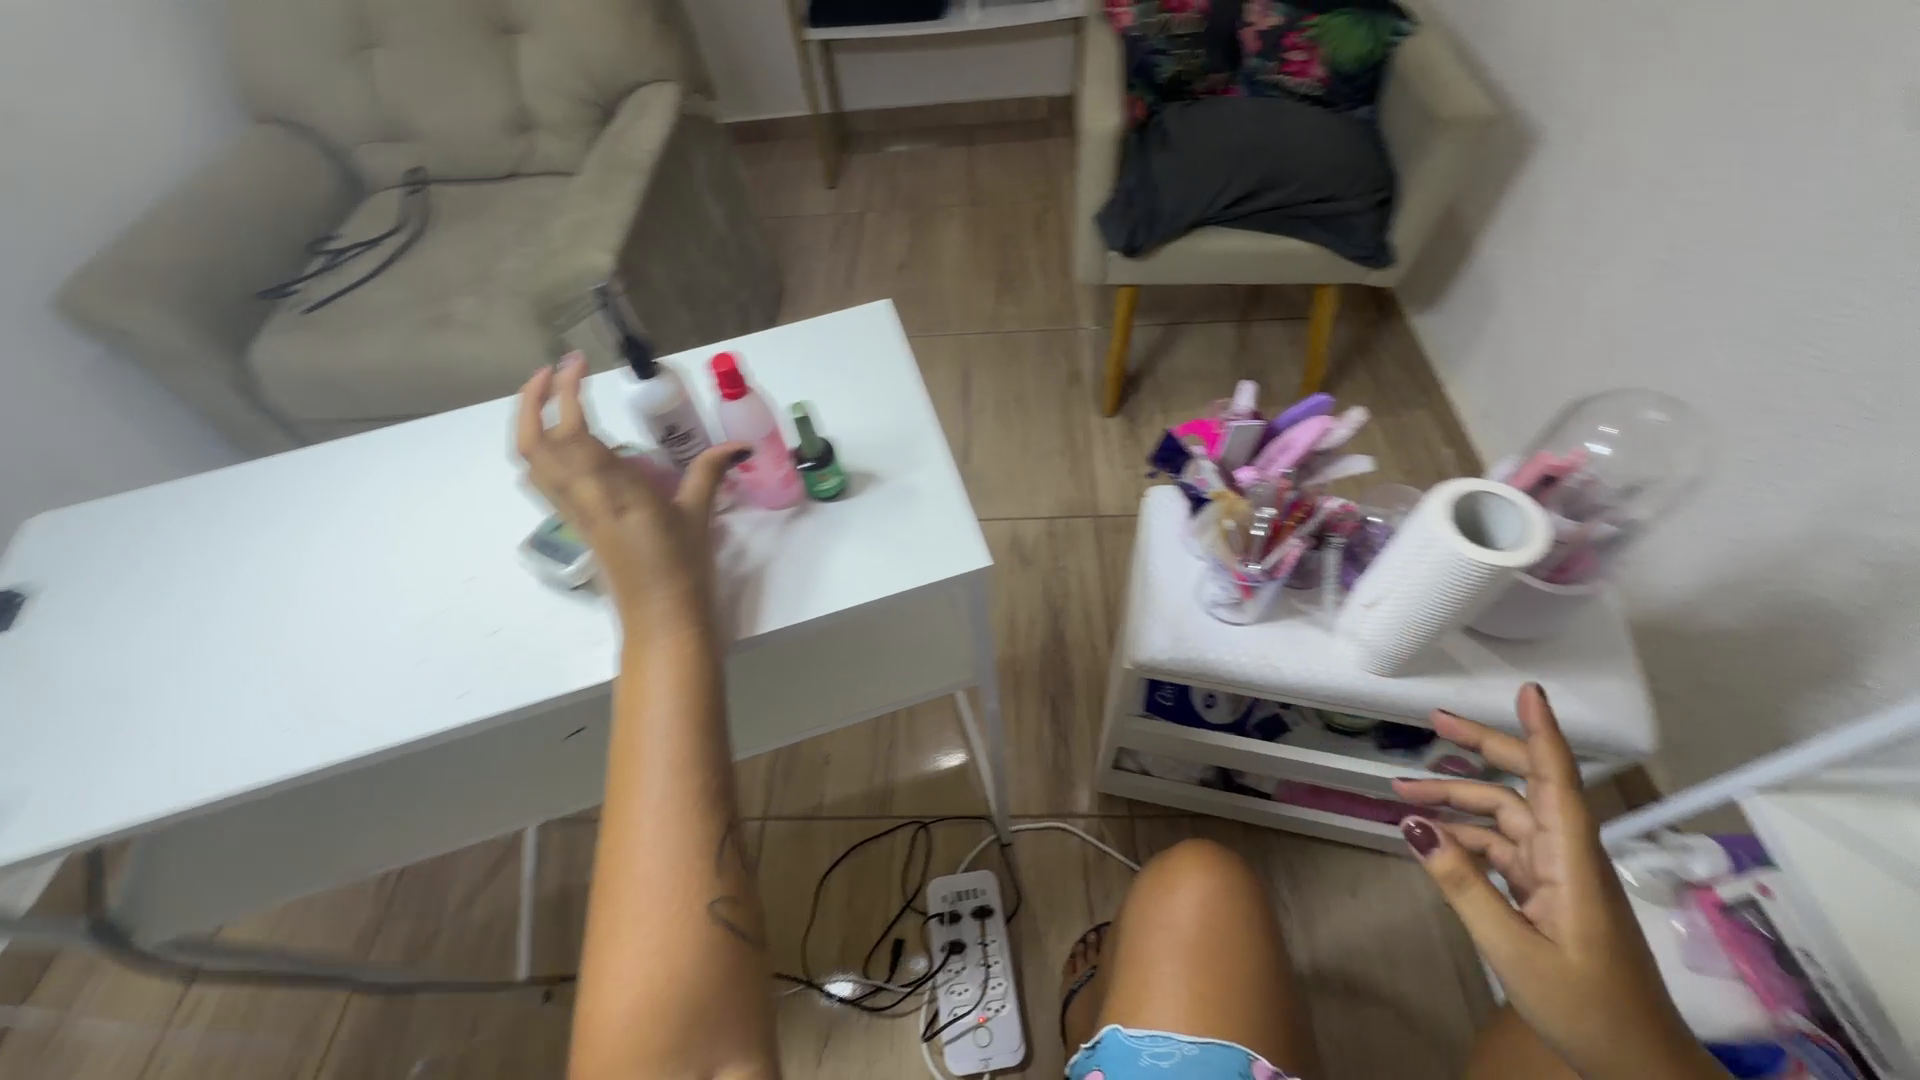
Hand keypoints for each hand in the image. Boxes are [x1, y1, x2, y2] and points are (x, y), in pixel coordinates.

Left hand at [515, 353, 745, 628]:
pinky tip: (564, 446)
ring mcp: (572, 511)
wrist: (660, 617)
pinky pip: (542, 481)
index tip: (577, 361)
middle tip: (553, 371)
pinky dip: (540, 452)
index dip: (566, 390)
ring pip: (530, 461)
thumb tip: (739, 445)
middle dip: (533, 399)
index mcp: (611, 488)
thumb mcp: (698, 514)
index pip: (572, 429)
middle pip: (534, 441)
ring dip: (529, 423)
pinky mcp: (575, 525)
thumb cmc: (682, 566)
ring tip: (549, 398)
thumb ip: (711, 471)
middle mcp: (582, 496)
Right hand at [1392, 685, 1724, 1079]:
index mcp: (1572, 863)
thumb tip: (1413, 825)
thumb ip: (1462, 885)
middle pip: (1523, 786)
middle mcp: (1566, 856)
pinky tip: (1430, 839)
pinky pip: (1499, 850)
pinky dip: (1463, 838)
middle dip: (1482, 748)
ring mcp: (1556, 875)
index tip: (1527, 691)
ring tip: (1401, 793)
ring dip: (1456, 801)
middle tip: (1432, 721)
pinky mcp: (1547, 894)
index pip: (1557, 782)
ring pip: (1503, 817)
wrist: (1638, 1064)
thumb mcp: (1513, 950)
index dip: (1542, 733)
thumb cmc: (1587, 1009)